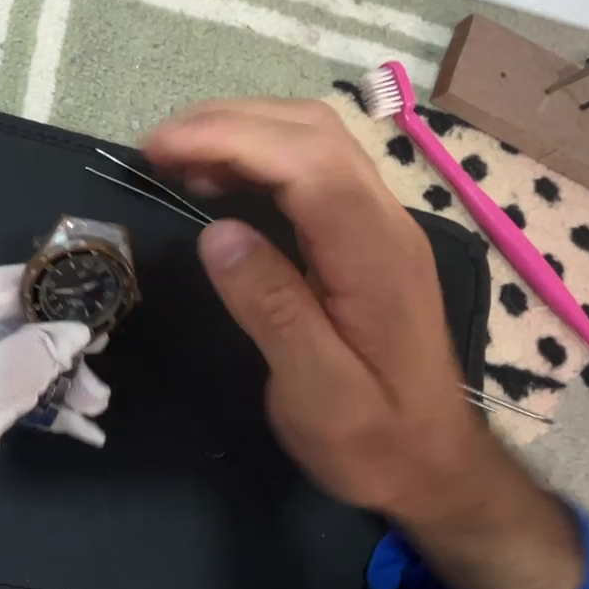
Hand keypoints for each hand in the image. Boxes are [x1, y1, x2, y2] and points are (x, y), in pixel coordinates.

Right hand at [145, 100, 582, 588]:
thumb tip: (217, 234)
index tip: (158, 151)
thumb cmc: (373, 440)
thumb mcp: (318, 393)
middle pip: (311, 130)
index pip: (306, 163)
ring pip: (312, 137)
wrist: (435, 467)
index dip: (228, 140)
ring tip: (173, 156)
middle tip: (153, 148)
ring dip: (239, 130)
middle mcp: (383, 221)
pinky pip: (309, 165)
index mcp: (374, 255)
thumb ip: (273, 310)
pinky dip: (254, 153)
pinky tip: (215, 178)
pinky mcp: (361, 233)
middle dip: (225, 121)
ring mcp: (377, 222)